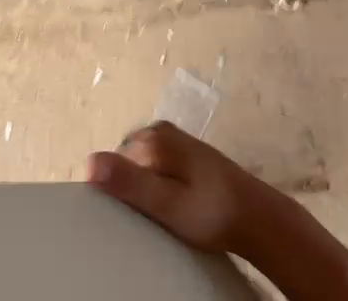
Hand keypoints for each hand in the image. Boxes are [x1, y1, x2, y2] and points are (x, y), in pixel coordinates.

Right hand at [85, 121, 283, 255]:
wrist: (257, 216)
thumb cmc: (211, 213)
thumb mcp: (166, 204)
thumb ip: (129, 183)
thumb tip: (89, 161)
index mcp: (153, 138)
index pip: (111, 165)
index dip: (114, 193)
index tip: (130, 215)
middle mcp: (161, 130)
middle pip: (124, 162)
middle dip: (128, 188)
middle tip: (148, 216)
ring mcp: (175, 139)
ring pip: (140, 166)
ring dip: (143, 189)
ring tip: (161, 213)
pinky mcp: (186, 152)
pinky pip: (155, 167)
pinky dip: (156, 185)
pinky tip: (171, 205)